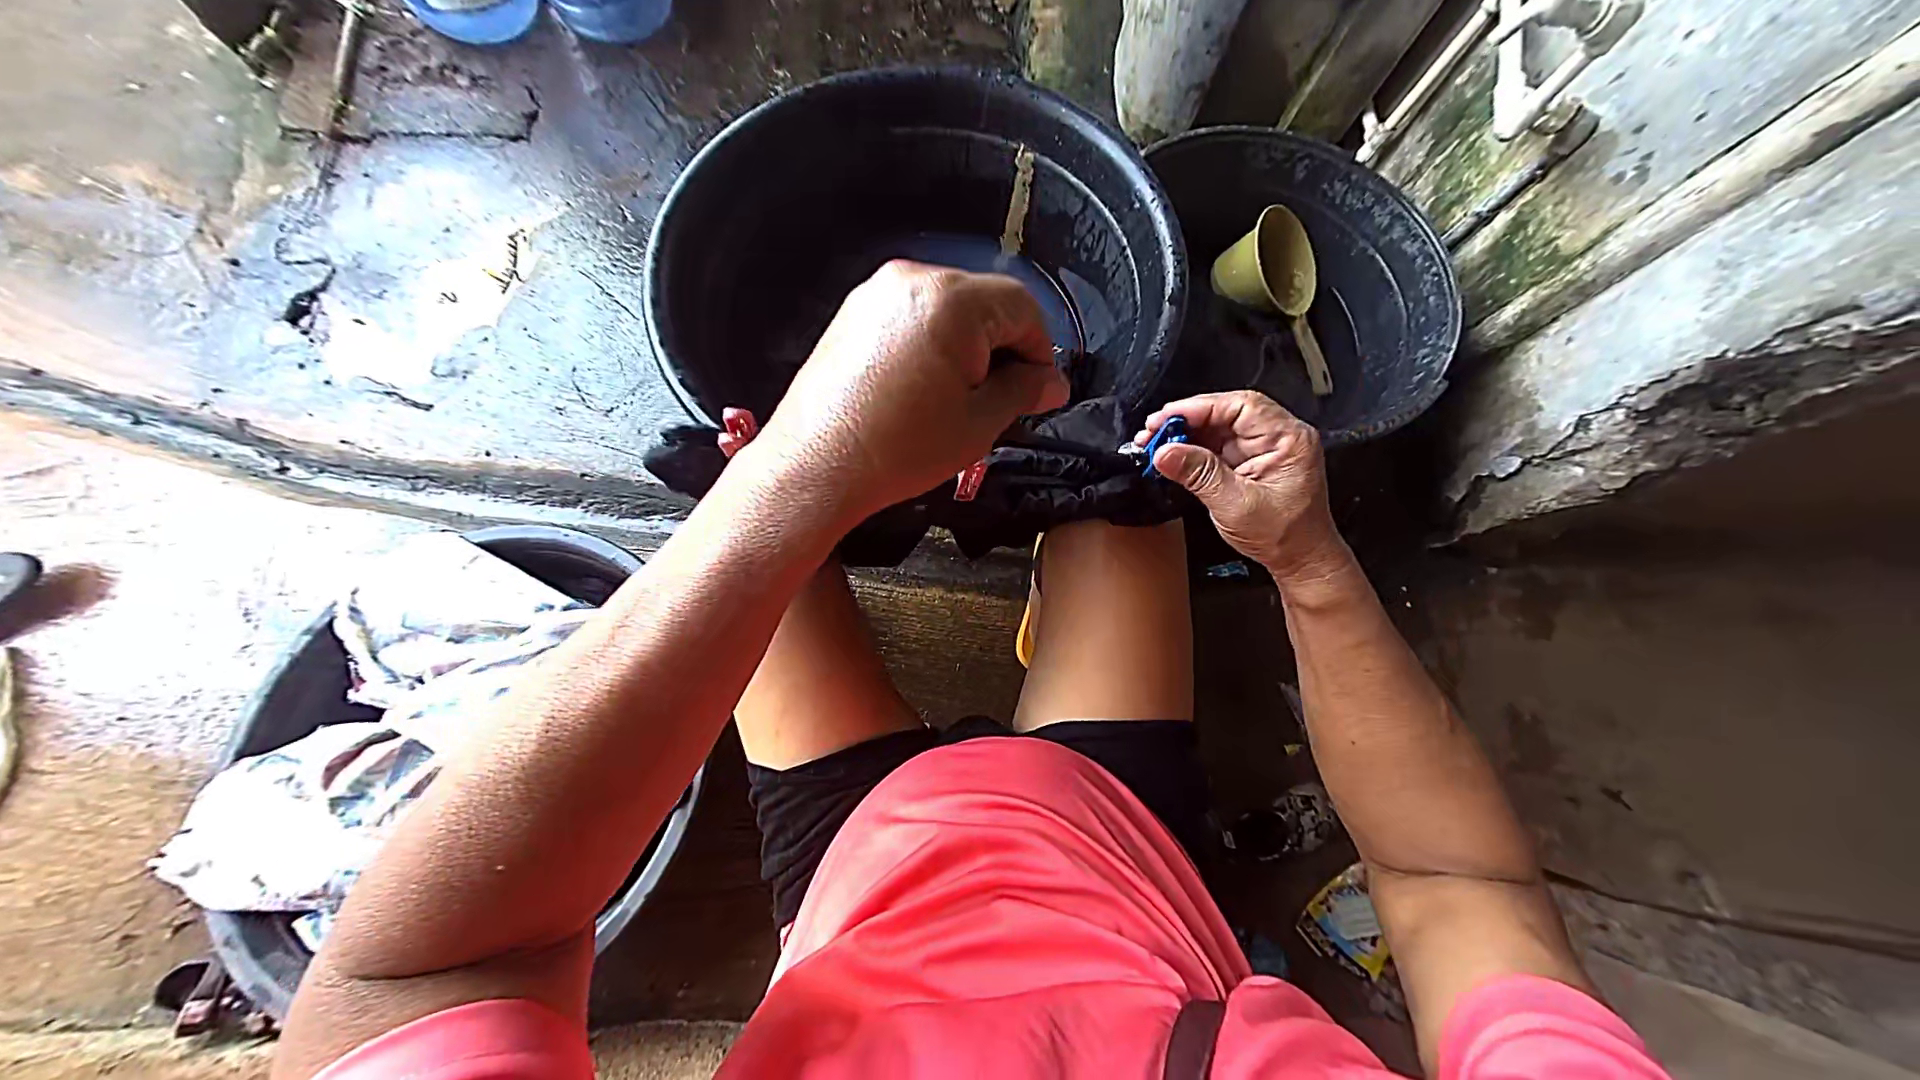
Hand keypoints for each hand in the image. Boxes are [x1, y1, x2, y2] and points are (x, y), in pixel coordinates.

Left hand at [749, 260, 1069, 518]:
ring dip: (968, 349)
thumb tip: (1051, 382)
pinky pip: (912, 319)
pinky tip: (925, 392)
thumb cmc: (894, 449)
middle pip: (984, 303)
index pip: (1023, 306)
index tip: (1039, 389)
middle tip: (1002, 400)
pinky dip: (932, 347)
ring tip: (958, 402)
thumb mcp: (978, 424)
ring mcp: (875, 295)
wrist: (815, 468)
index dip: (1040, 351)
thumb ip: (1023, 392)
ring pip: (948, 311)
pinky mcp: (854, 316)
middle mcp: (910, 282)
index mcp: (950, 301)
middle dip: (1003, 349)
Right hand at [1134, 391, 1345, 582]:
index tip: (1166, 418)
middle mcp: (1276, 437)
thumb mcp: (1236, 505)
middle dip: (1186, 420)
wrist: (1299, 560)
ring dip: (1184, 434)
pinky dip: (1191, 449)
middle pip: (1225, 413)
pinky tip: (1171, 455)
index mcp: (1287, 439)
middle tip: (1154, 430)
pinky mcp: (1247, 461)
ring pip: (1216, 427)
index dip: (1199, 407)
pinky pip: (1215, 445)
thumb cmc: (1286, 536)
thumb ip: (1200, 475)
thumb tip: (1165, 453)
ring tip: (1155, 443)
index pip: (1240, 406)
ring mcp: (1261, 448)